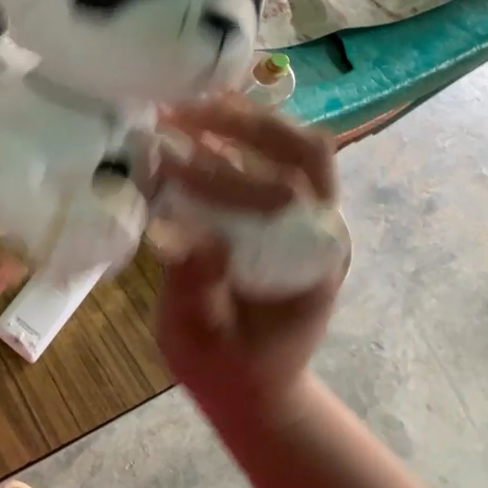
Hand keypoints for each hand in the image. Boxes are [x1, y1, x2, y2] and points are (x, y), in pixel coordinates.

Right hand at [151, 98, 344, 425]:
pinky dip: (232, 133)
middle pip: (305, 153)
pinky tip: (189, 124)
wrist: (250, 381)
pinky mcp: (280, 212)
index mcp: (311, 263)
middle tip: (181, 111)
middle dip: (245, 124)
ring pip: (294, 146)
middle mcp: (319, 231)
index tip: (168, 162)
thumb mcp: (204, 339)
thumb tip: (179, 232)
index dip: (226, 172)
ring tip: (181, 106)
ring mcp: (304, 218)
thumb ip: (197, 288)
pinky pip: (270, 157)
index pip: (285, 195)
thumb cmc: (226, 366)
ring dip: (240, 120)